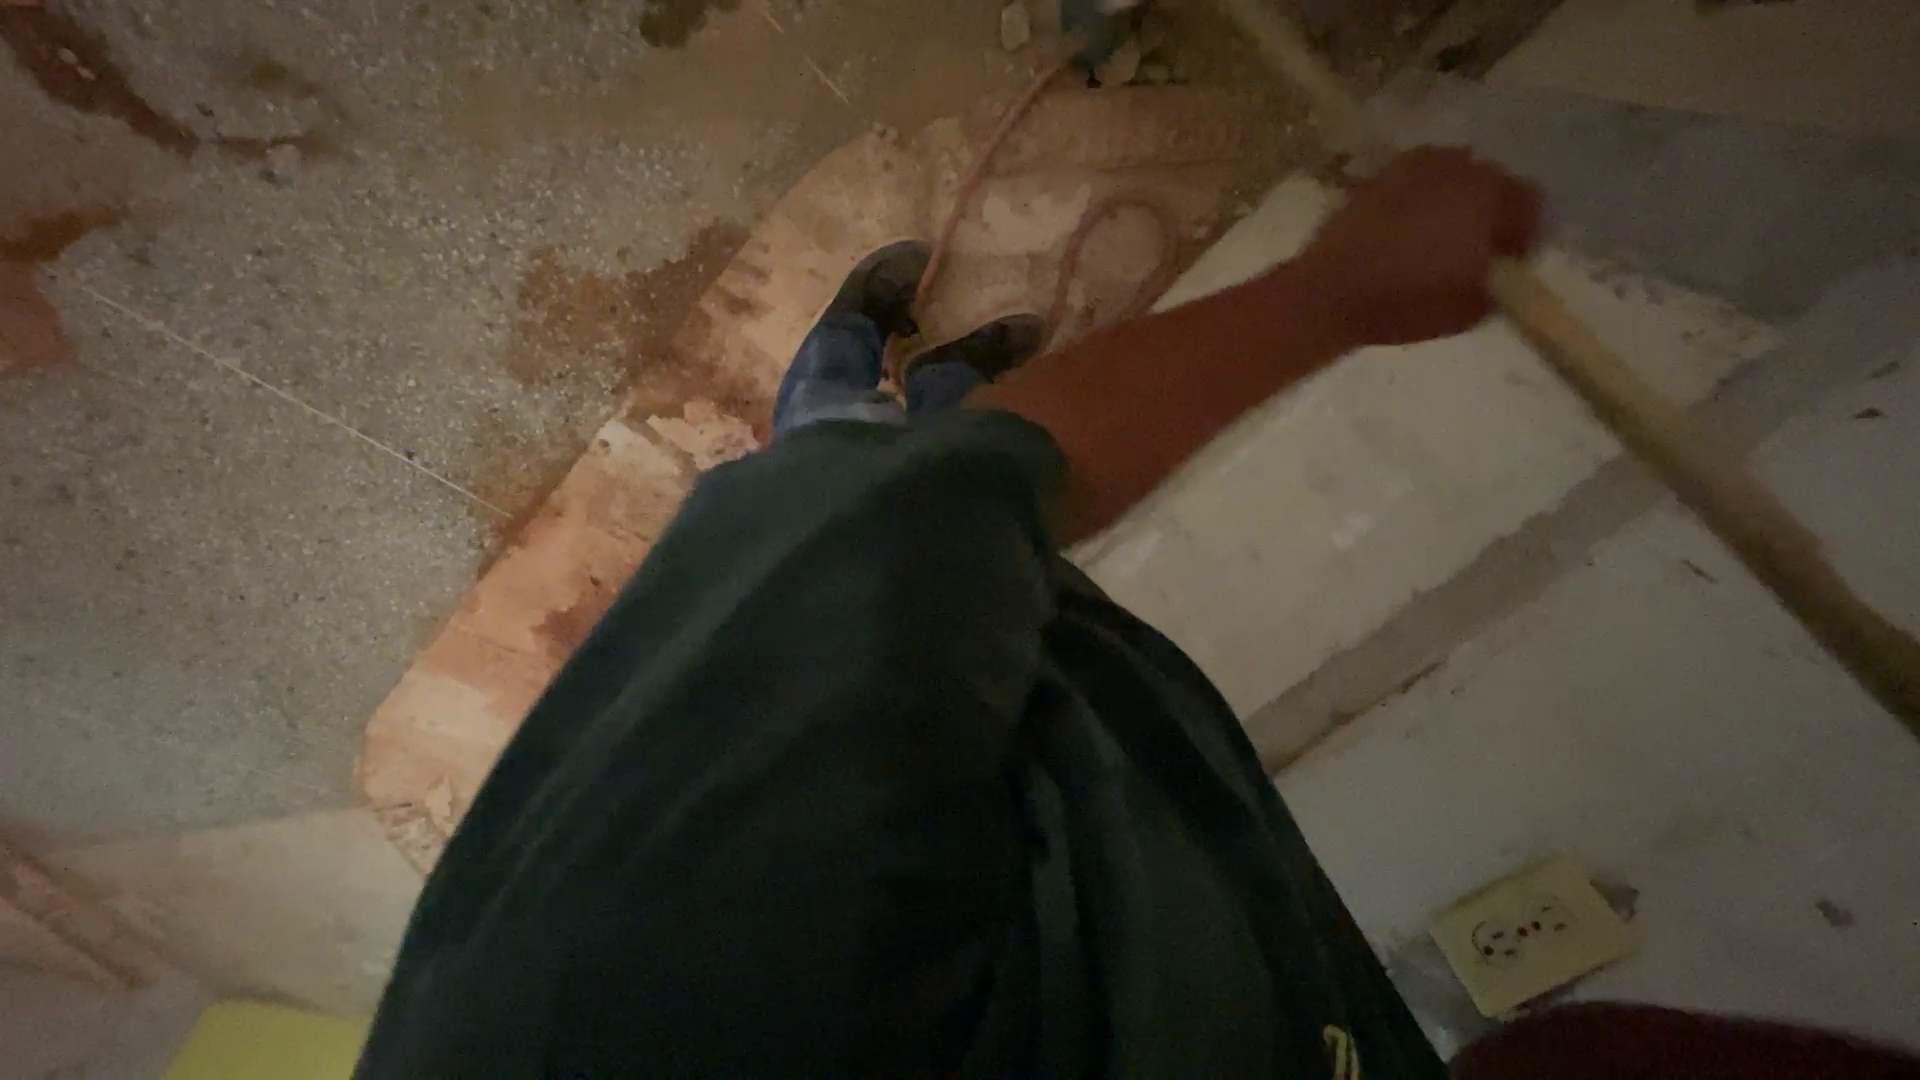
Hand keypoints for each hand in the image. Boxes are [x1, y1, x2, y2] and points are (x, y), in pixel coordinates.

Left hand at [1298, 146, 1542, 347]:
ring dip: (1449, 202)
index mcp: (1492, 195)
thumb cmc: (1403, 303)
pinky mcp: (1375, 179)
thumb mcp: (1468, 310)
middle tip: (1470, 248)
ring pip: (1449, 178)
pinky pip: (1409, 186)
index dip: (1522, 236)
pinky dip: (1412, 203)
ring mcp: (1412, 167)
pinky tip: (1400, 231)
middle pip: (1489, 184)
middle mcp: (1458, 168)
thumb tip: (1493, 278)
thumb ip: (1495, 286)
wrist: (1327, 293)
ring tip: (1433, 237)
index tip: (1507, 261)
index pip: (1529, 205)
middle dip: (1487, 213)